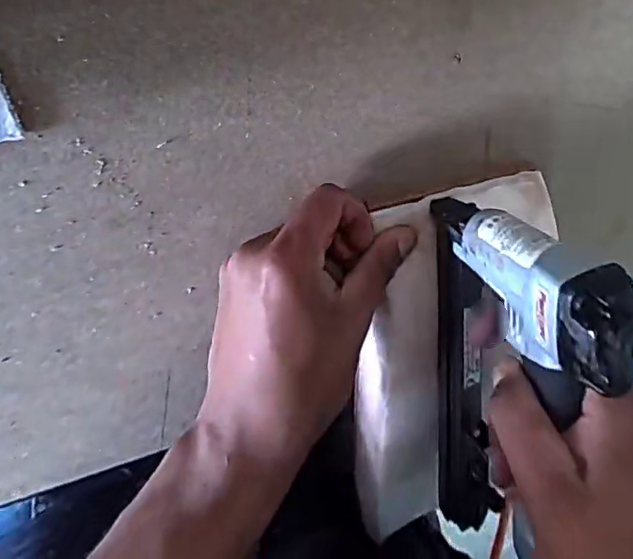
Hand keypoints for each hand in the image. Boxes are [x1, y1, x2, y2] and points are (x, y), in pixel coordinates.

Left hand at [198, 184, 415, 474]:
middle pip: (310, 218)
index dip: (357, 216)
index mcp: (283, 256)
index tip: (365, 251)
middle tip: (354, 280)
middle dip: (341, 241)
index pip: (327, 199)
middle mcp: (253, 254)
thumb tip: (401, 236)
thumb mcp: (353, 318)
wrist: (248, 433)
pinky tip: (307, 311)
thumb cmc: (301, 382)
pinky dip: (299, 270)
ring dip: (321, 256)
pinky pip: (274, 258)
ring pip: (294, 238)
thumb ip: (379, 266)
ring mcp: (236, 271)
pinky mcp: (230, 290)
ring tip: (330, 302)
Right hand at [488, 365, 632, 558]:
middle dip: (522, 421)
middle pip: (558, 386)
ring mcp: (631, 441)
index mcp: (619, 400)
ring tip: (520, 494)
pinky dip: (553, 469)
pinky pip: (579, 448)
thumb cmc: (607, 553)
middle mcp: (630, 410)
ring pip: (564, 420)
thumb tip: (503, 369)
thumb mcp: (550, 489)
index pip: (561, 346)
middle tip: (505, 467)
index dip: (520, 352)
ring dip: (533, 451)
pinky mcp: (627, 469)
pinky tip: (541, 505)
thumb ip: (521, 423)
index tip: (489, 369)